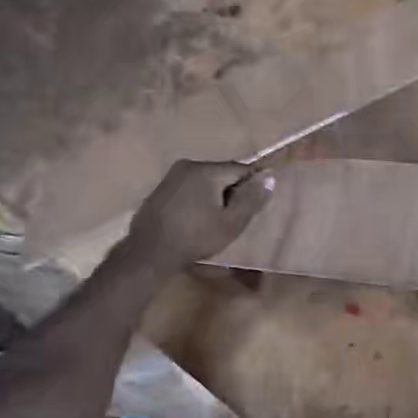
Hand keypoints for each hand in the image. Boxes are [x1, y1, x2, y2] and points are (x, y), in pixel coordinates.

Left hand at [123, 161, 273, 266]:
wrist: (148, 252)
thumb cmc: (196, 237)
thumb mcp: (232, 223)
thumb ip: (252, 198)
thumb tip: (270, 177)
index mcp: (207, 170)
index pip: (242, 169)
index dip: (252, 187)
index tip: (253, 207)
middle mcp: (188, 165)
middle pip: (223, 174)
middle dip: (232, 192)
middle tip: (234, 218)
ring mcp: (171, 176)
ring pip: (206, 181)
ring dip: (215, 196)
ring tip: (216, 220)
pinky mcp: (161, 189)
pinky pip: (190, 188)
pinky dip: (198, 199)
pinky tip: (197, 220)